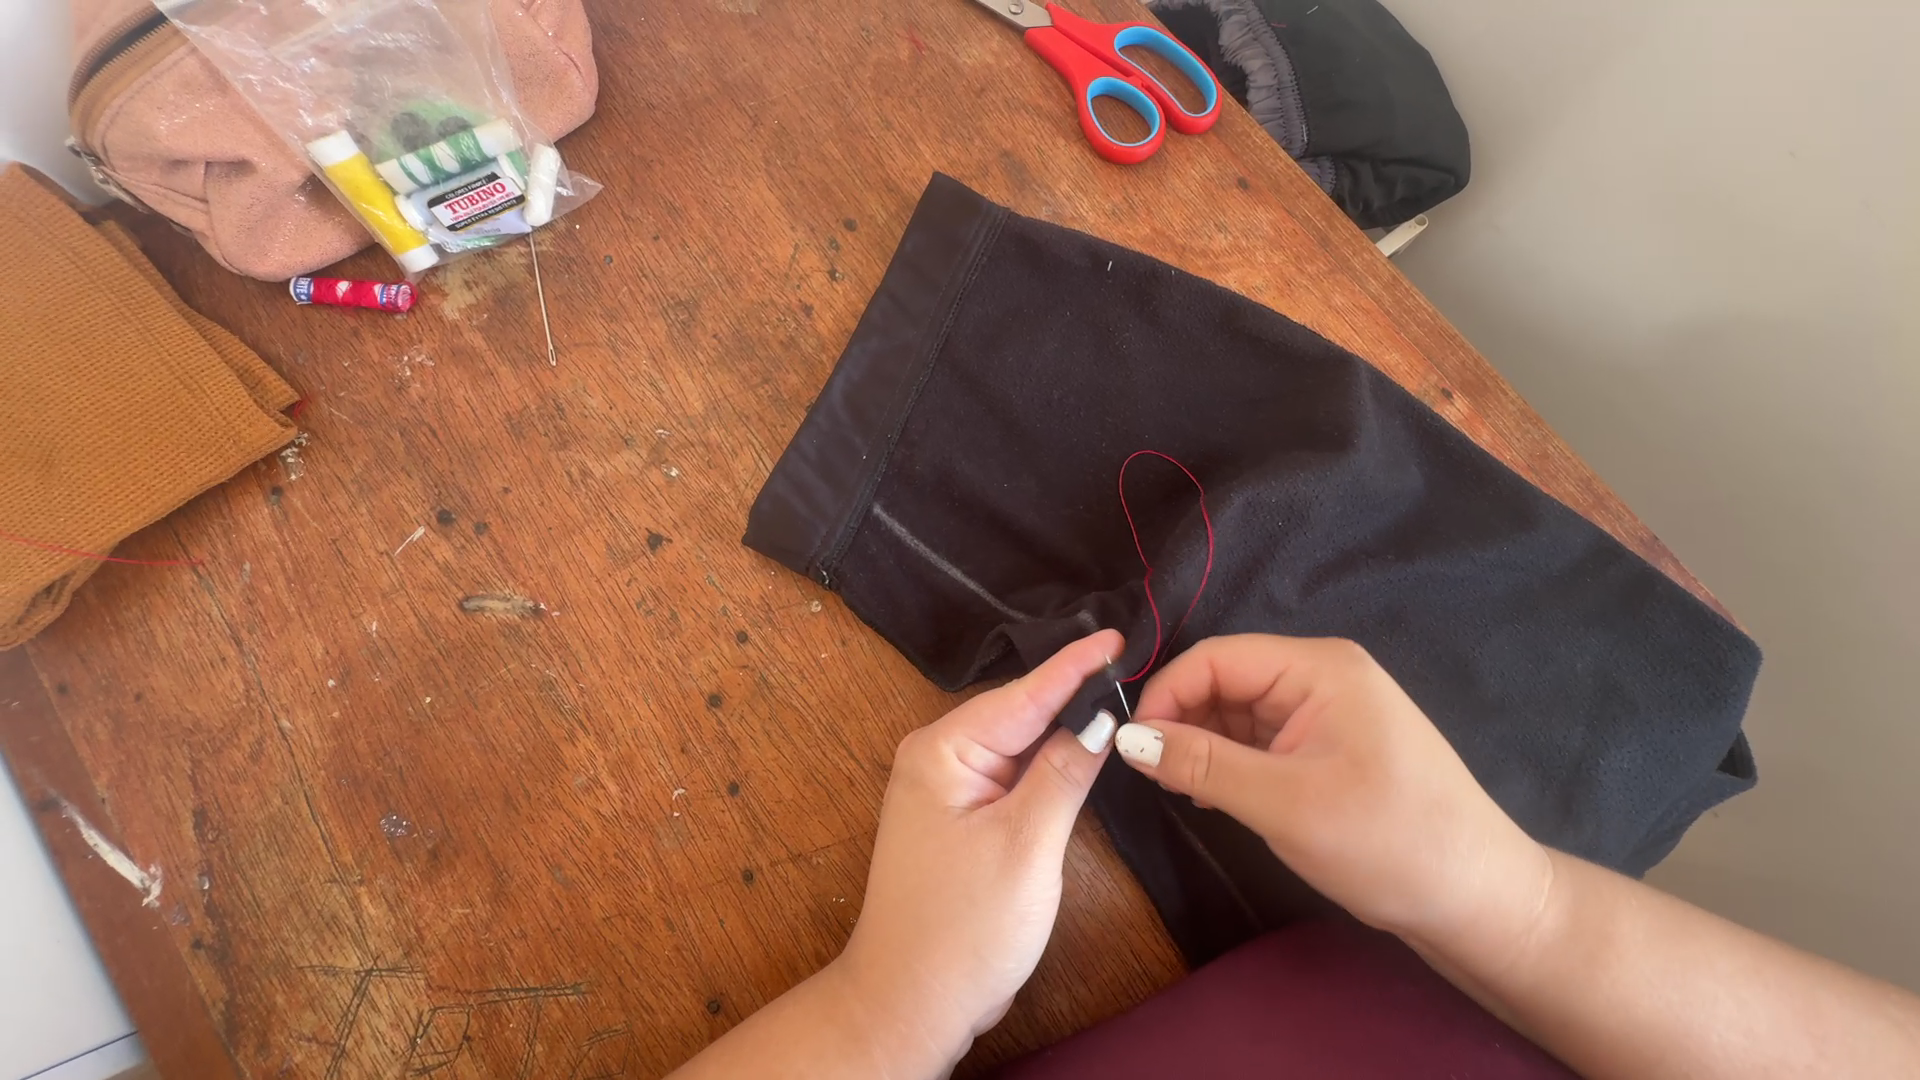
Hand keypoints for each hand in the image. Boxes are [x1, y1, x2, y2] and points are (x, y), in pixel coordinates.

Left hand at [836, 629, 1123, 1060]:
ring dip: (1061, 726)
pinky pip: (1010, 771)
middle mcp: (939, 755)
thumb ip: (1063, 773)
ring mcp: (947, 784)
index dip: (1074, 666)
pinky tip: (1078, 745)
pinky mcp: (961, 811)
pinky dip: (1046, 761)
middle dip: (1070, 690)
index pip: (1023, 695)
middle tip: (1128, 662)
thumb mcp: (1025, 845)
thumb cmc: (964, 927)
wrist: (911, 1002)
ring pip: (1017, 742)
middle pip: (1018, 712)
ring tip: (1112, 689)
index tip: (1117, 635)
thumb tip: (1100, 716)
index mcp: (943, 750)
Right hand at [1114, 635, 1552, 951]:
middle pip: (1224, 679)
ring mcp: (1323, 709)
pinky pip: (1256, 736)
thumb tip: (1126, 739)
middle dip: (1183, 720)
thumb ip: (1201, 764)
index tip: (1135, 744)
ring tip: (1183, 788)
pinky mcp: (1323, 742)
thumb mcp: (1284, 804)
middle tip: (1155, 773)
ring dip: (1202, 743)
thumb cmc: (1388, 843)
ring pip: (1235, 709)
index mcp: (1317, 668)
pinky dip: (1226, 760)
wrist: (1481, 904)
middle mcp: (1318, 675)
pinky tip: (1212, 792)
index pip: (1217, 657)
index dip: (1168, 693)